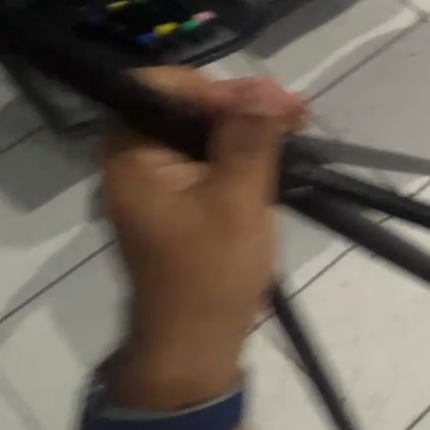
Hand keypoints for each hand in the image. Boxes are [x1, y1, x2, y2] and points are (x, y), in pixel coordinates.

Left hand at [99, 68, 308, 407]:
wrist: (196, 342)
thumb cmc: (210, 271)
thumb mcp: (236, 199)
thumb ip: (248, 139)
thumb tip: (262, 87)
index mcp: (132, 158)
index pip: (155, 89)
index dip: (210, 86)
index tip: (259, 102)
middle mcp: (137, 164)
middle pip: (183, 108)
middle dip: (239, 102)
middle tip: (293, 109)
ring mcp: (160, 185)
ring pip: (202, 133)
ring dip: (248, 124)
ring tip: (297, 122)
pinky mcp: (183, 203)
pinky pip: (210, 160)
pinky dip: (244, 150)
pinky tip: (281, 149)